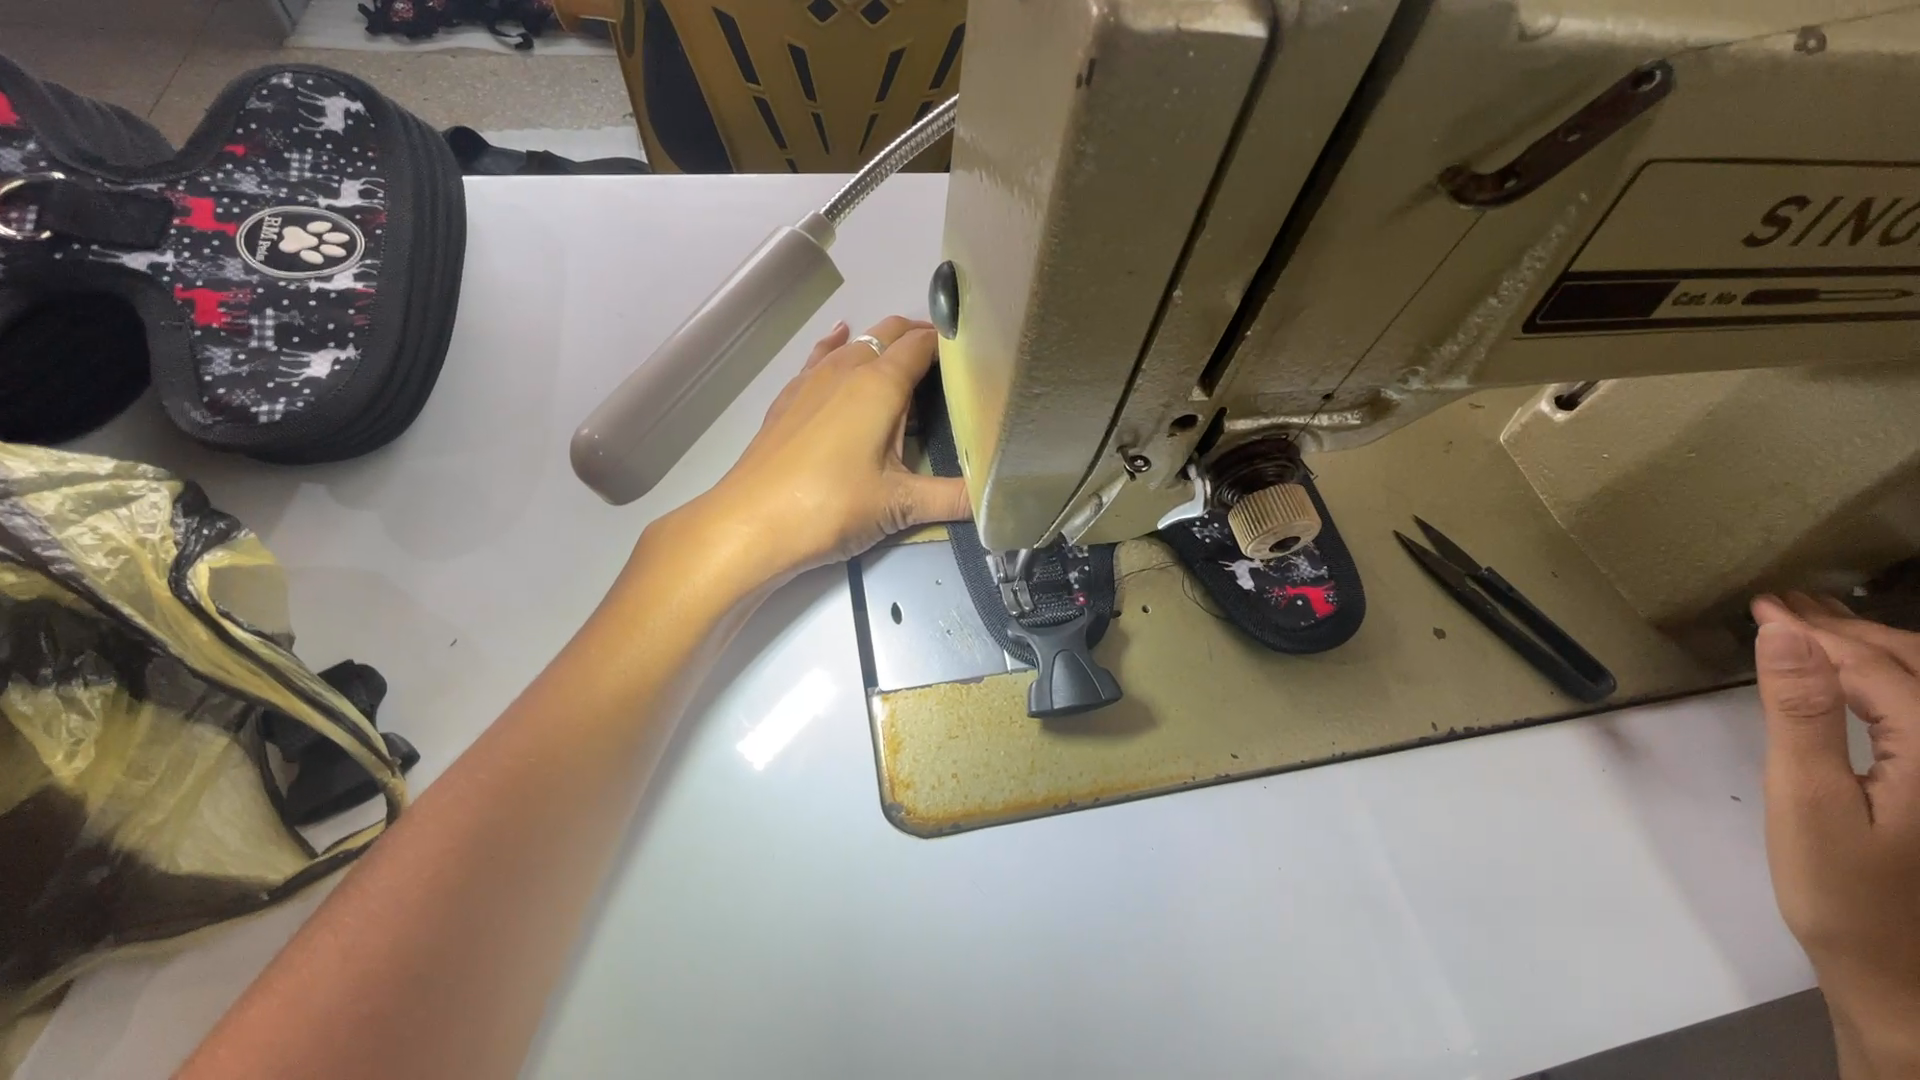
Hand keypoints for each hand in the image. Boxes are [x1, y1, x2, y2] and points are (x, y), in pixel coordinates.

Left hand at [672, 316, 970, 585]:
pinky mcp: (788, 398)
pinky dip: (839, 346)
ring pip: (855, 343)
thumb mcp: (901, 506)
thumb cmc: (831, 507)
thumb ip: (953, 498)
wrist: (750, 525)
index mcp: (880, 383)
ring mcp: (811, 380)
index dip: (952, 343)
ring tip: (907, 364)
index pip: (923, 344)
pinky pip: (820, 357)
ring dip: (883, 345)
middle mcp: (846, 368)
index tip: (977, 353)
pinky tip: (840, 339)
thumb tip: (998, 502)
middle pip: (889, 333)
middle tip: (950, 363)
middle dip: (920, 338)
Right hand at [1752, 593, 1919, 1076]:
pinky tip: (1853, 683)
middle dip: (1848, 630)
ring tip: (1810, 630)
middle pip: (1917, 666)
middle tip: (1780, 609)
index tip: (1758, 608)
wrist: (1897, 971)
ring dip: (1871, 649)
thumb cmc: (1843, 888)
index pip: (1875, 668)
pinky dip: (1888, 683)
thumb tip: (1782, 632)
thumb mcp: (1809, 798)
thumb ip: (1799, 711)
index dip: (1814, 633)